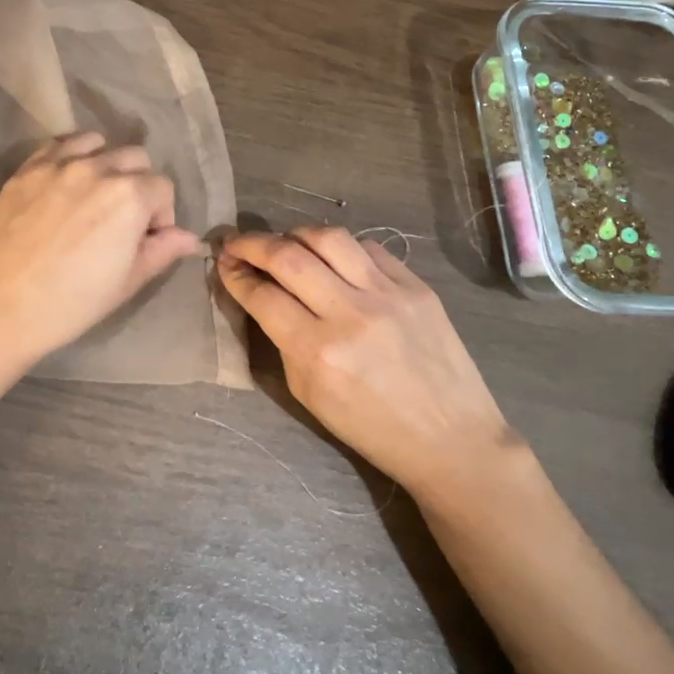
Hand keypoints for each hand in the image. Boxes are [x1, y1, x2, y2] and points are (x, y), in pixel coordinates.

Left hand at [0, 133, 200, 365]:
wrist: (1, 304)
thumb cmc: (71, 302)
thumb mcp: (126, 282)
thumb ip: (160, 251)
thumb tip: (189, 238)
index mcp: (130, 196)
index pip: (162, 188)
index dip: (160, 216)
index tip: (144, 240)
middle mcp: (97, 168)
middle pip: (134, 158)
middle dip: (138, 184)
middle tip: (121, 219)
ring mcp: (58, 164)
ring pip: (97, 144)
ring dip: (105, 162)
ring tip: (93, 194)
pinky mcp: (27, 168)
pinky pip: (58, 144)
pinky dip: (70, 155)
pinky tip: (65, 180)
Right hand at [216, 228, 516, 504]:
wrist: (451, 439)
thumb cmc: (371, 428)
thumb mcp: (308, 394)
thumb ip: (283, 342)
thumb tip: (262, 298)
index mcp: (317, 352)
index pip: (262, 295)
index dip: (235, 275)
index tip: (222, 264)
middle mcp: (350, 314)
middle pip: (288, 257)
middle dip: (252, 244)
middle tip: (236, 243)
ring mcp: (388, 295)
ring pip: (329, 238)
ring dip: (295, 234)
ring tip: (284, 243)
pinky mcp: (417, 286)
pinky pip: (369, 248)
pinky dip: (341, 247)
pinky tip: (332, 258)